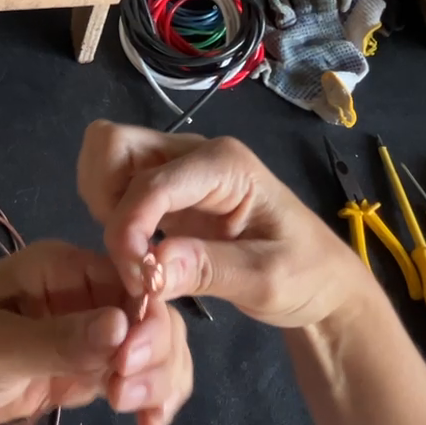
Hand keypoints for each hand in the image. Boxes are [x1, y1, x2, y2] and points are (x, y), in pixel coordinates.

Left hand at [0, 240, 193, 424]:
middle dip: (155, 351)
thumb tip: (124, 326)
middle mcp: (80, 292)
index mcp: (59, 266)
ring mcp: (84, 333)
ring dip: (158, 378)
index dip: (146, 314)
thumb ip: (60, 340)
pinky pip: (131, 377)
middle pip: (148, 313)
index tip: (132, 360)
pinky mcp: (80, 370)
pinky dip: (151, 397)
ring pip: (149, 346)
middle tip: (125, 394)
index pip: (127, 277)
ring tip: (138, 416)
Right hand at [76, 120, 369, 328]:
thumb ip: (208, 270)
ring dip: (103, 202)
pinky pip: (114, 176)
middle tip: (128, 254)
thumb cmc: (305, 275)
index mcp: (223, 163)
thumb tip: (149, 268)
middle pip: (115, 143)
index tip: (137, 278)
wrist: (322, 280)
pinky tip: (137, 246)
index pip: (151, 180)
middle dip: (105, 199)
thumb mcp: (268, 281)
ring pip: (107, 155)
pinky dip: (109, 207)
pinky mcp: (164, 184)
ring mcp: (175, 165)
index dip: (129, 225)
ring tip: (132, 250)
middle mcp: (193, 152)